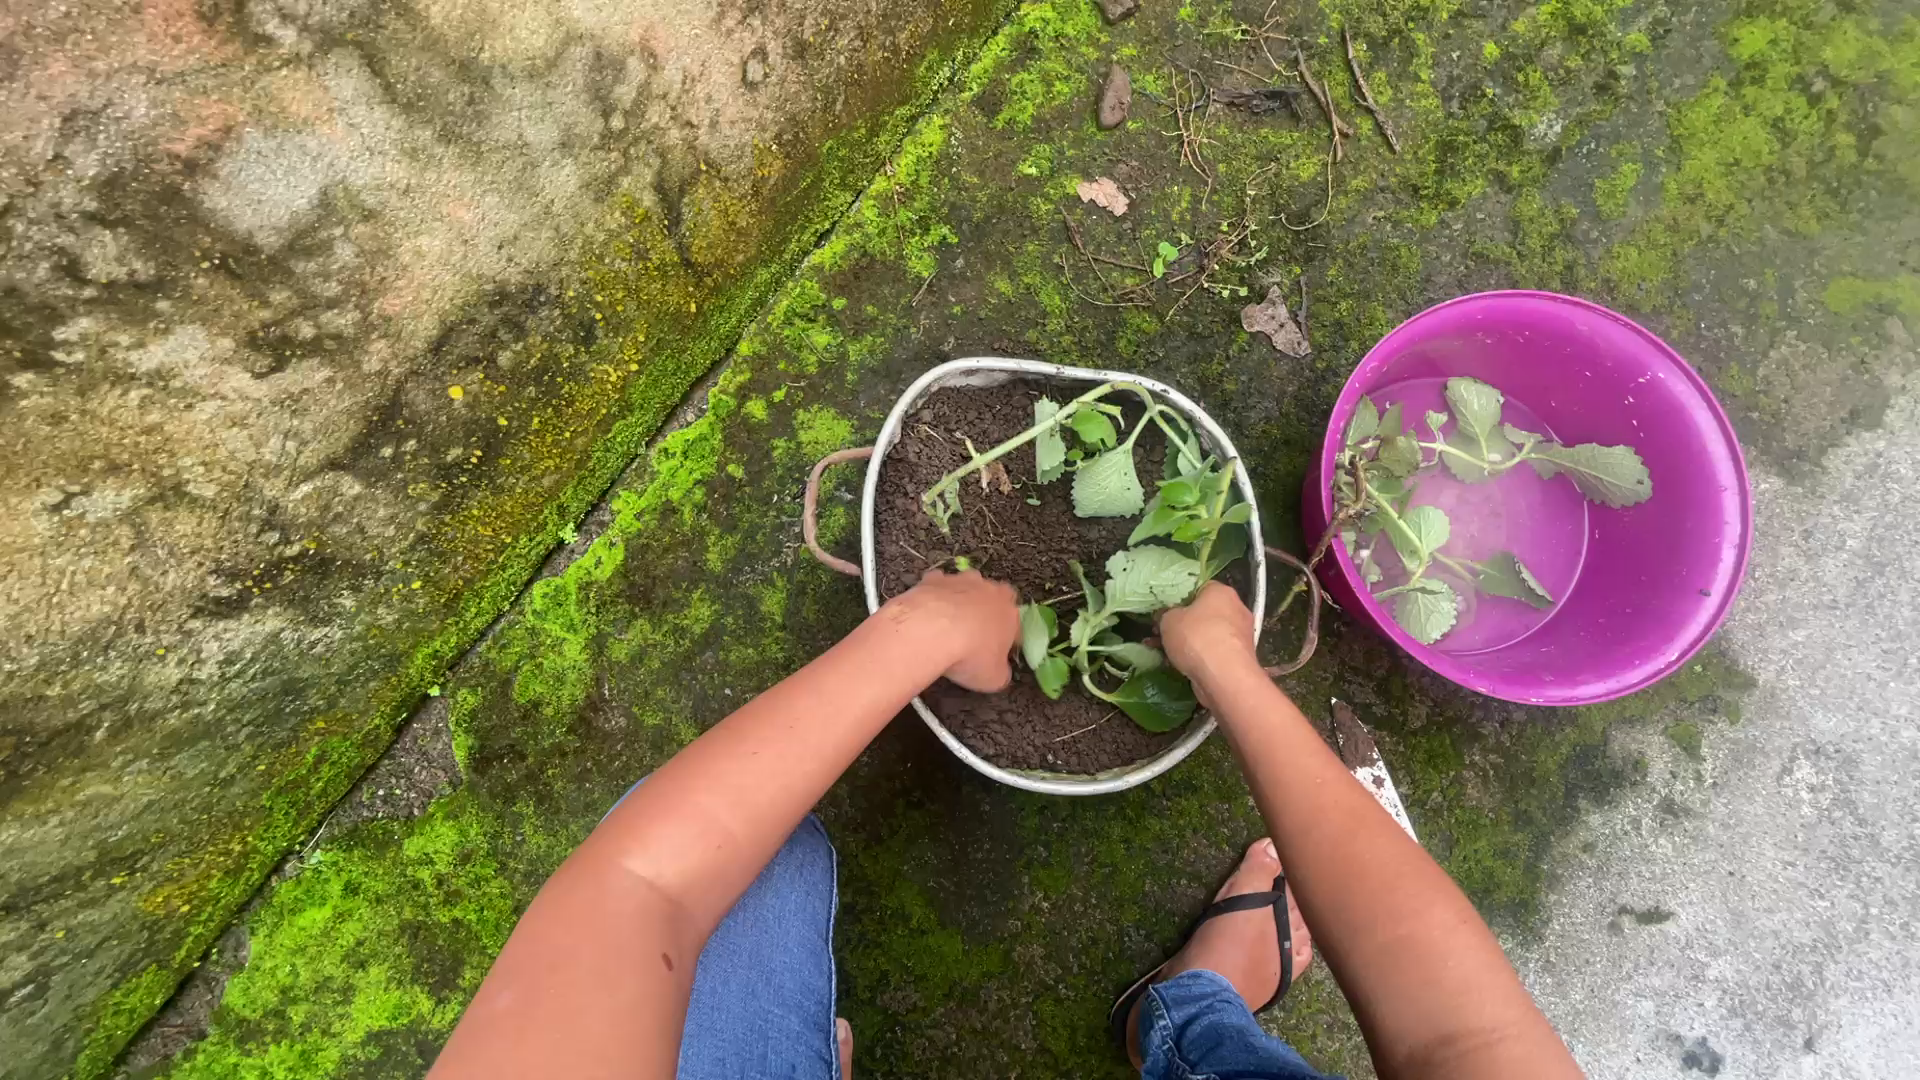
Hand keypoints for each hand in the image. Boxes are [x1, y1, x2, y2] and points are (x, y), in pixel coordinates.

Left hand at [882, 568, 1018, 691]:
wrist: (931, 631)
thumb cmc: (969, 655)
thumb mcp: (993, 678)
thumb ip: (1001, 672)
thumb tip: (1000, 671)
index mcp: (1010, 613)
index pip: (1015, 626)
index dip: (1007, 640)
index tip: (997, 653)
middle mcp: (989, 591)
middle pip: (993, 599)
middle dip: (985, 613)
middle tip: (973, 634)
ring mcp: (961, 581)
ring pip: (966, 587)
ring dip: (960, 600)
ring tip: (948, 623)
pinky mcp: (934, 578)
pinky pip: (938, 585)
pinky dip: (934, 596)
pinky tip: (926, 612)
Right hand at [1158, 582, 1262, 707]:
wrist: (1224, 677)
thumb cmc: (1196, 638)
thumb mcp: (1167, 620)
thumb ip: (1165, 614)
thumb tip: (1166, 616)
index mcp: (1221, 592)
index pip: (1199, 587)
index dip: (1179, 597)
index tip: (1164, 608)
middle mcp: (1236, 609)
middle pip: (1203, 612)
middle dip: (1181, 623)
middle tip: (1160, 630)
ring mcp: (1240, 635)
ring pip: (1206, 634)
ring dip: (1186, 641)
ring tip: (1161, 650)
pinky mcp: (1239, 657)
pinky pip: (1212, 651)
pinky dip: (1196, 656)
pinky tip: (1176, 664)